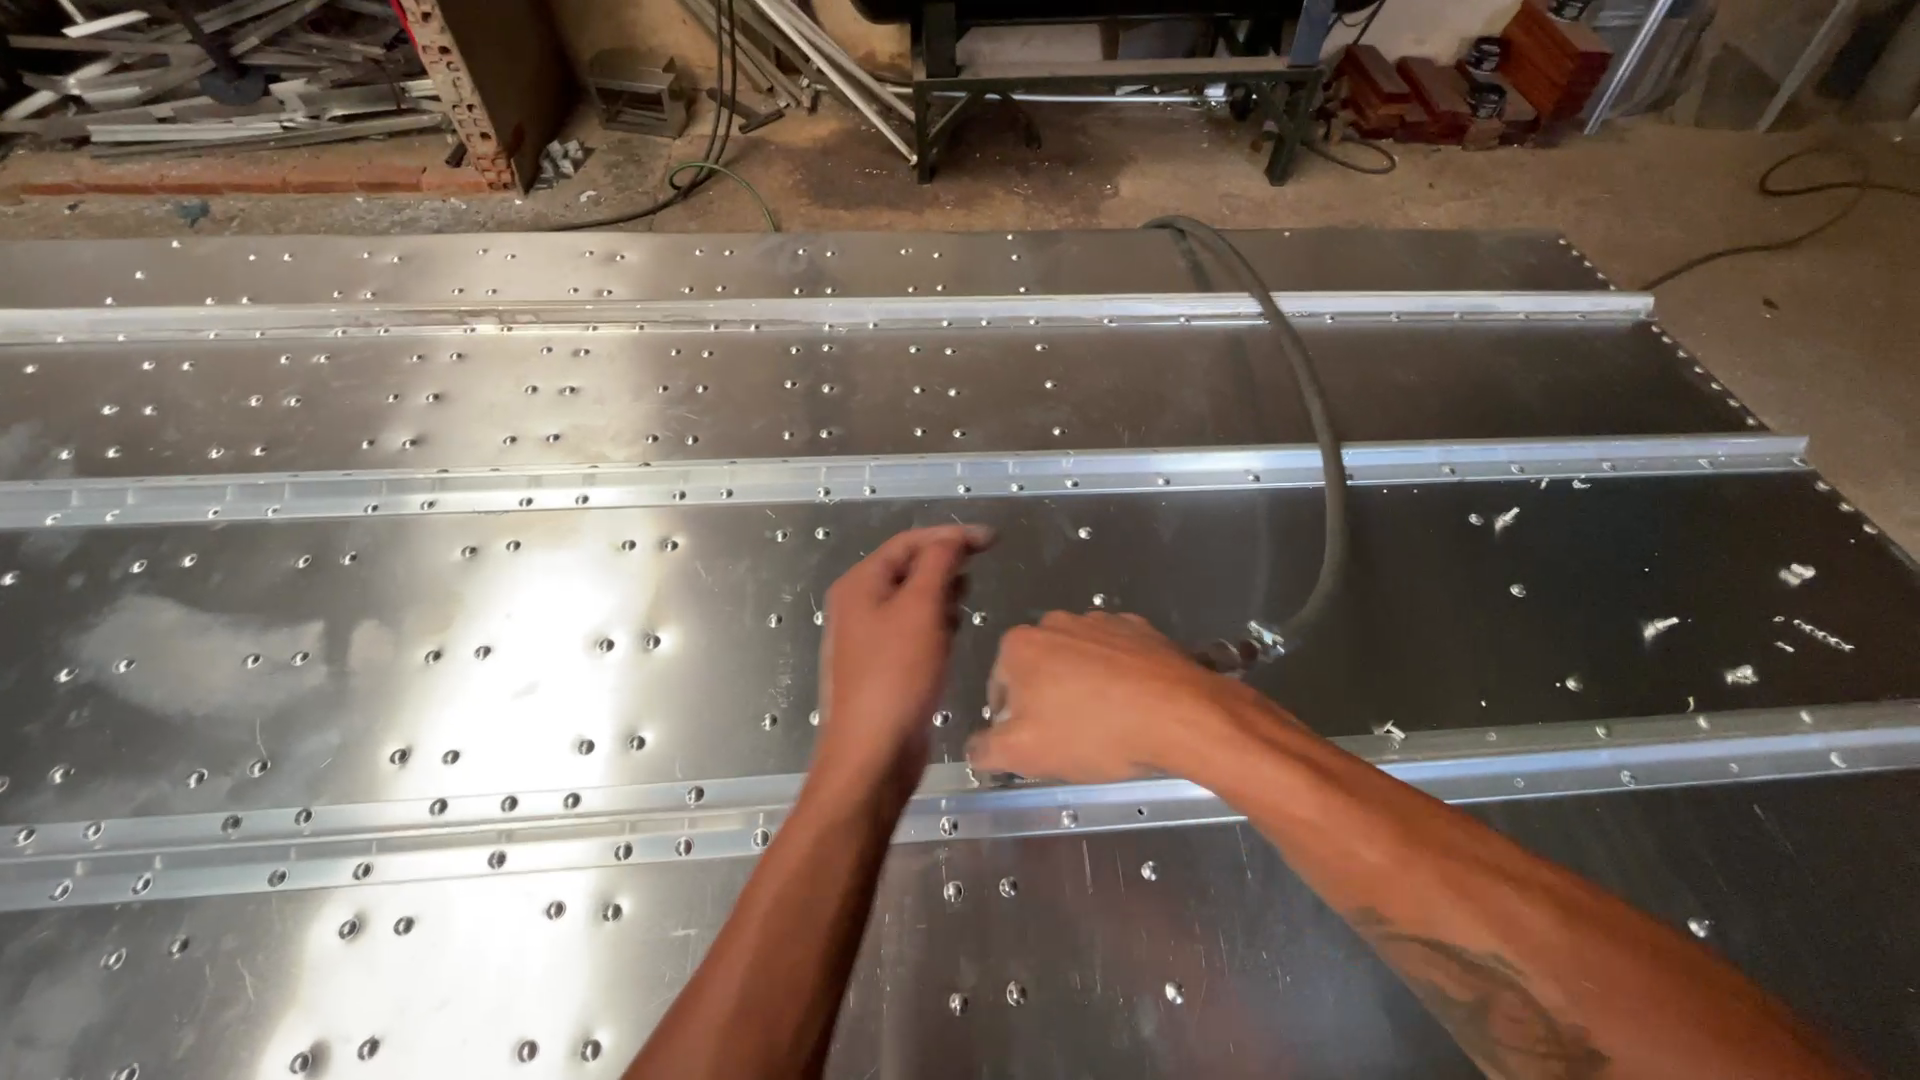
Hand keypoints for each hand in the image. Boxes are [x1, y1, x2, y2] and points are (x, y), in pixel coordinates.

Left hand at [814, 524, 993, 797]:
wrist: (873, 752)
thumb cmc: (896, 675)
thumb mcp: (921, 609)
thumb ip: (938, 565)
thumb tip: (952, 539)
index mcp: (859, 584)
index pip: (908, 542)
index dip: (951, 535)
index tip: (991, 540)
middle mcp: (857, 606)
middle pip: (907, 568)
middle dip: (946, 563)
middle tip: (983, 566)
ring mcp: (867, 638)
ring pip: (911, 600)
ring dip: (942, 594)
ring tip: (969, 598)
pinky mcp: (882, 666)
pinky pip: (912, 630)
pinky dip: (935, 624)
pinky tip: (953, 634)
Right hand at [968, 611, 1283, 782]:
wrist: (1180, 714)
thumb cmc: (1093, 733)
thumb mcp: (1023, 754)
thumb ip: (985, 749)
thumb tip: (976, 747)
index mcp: (1019, 645)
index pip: (999, 690)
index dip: (1013, 723)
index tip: (1038, 745)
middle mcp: (1056, 622)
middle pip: (1039, 672)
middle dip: (1048, 703)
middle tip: (1071, 739)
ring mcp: (1102, 621)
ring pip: (1079, 663)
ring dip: (1084, 689)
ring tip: (1108, 725)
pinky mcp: (1141, 629)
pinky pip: (1118, 658)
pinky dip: (1120, 679)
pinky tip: (1134, 707)